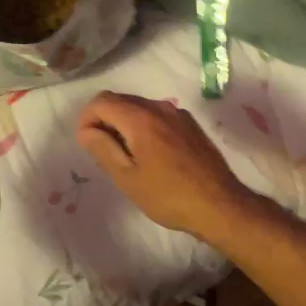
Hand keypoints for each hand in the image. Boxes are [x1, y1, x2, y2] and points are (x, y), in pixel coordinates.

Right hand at [76, 91, 265, 241]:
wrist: (219, 205)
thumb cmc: (168, 195)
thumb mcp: (127, 177)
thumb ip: (103, 148)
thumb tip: (86, 130)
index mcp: (141, 117)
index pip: (102, 100)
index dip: (87, 118)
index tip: (88, 143)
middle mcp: (160, 107)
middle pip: (121, 100)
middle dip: (106, 120)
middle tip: (105, 153)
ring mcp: (178, 114)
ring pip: (140, 107)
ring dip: (125, 124)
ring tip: (127, 157)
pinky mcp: (190, 125)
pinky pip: (158, 116)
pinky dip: (145, 127)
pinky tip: (151, 156)